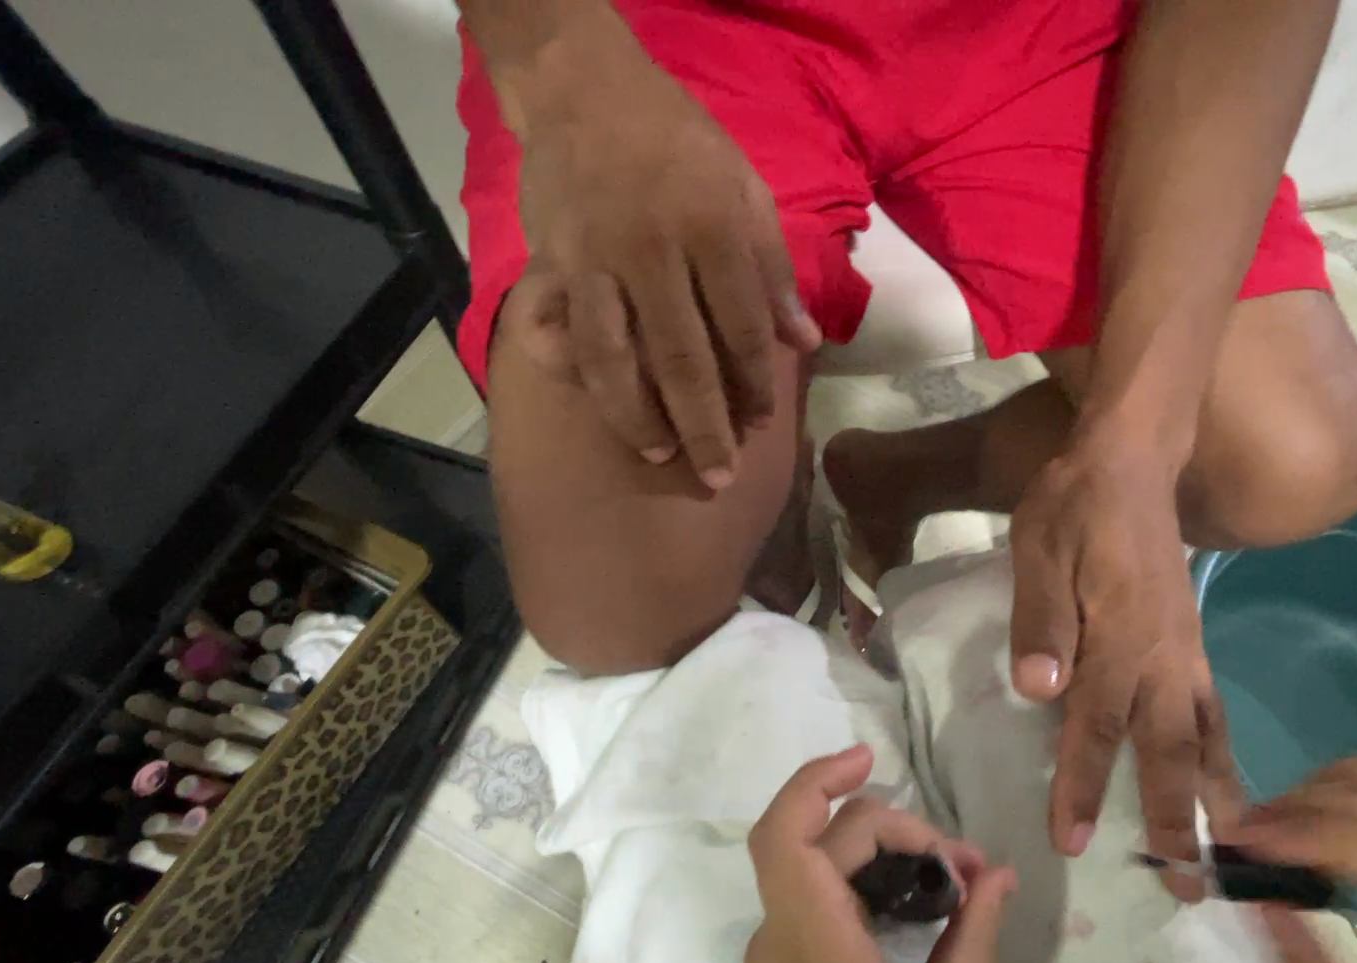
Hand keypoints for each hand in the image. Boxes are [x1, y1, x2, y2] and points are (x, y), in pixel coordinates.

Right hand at [509, 37, 819, 488]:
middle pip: (683, 358)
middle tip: (719, 478)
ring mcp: (596, 261)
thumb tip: (804, 341)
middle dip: (705, 425)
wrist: (584, 90)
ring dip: (640, 417)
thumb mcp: (747, 190)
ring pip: (617, 358)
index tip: (764, 422)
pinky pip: (567, 336)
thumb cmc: (681, 144)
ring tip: (664, 457)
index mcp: (712, 230)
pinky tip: (608, 414)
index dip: (757, 381)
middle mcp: (653, 252)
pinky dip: (586, 381)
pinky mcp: (553, 265)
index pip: (743, 326)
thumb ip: (774, 269)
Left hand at [740, 745, 1016, 962]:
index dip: (816, 780)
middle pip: (816, 843)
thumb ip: (973, 939)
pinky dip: (856, 889)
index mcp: (813, 944)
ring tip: (943, 881)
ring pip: (812, 871)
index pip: (785, 835)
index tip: (870, 758)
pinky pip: (811, 907)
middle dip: (888, 829)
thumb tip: (999, 873)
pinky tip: (905, 914)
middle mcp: (778, 940)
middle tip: (959, 863)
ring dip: (874, 857)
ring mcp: (769, 961)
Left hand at [1007, 445, 1243, 901]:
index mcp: (1116, 639)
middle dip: (1173, 818)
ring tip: (1232, 848)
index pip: (1094, 727)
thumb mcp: (1037, 551)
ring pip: (1204, 734)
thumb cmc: (1072, 505)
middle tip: (1188, 886)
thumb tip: (1039, 693)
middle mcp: (1161, 655)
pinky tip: (1224, 773)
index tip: (1071, 842)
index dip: (1079, 786)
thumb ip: (1040, 622)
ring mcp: (1185, 646)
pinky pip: (1214, 705)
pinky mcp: (1192, 634)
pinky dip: (1223, 749)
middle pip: (1167, 749)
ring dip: (1214, 794)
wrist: (1131, 458)